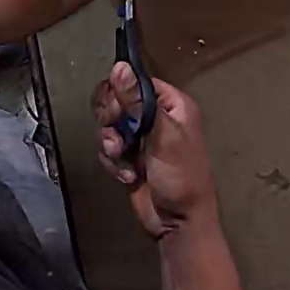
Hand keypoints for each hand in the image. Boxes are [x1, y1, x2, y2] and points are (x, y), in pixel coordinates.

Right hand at [93, 63, 218, 239]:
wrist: (179, 222)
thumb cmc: (181, 175)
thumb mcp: (162, 134)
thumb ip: (137, 101)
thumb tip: (120, 67)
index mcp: (170, 103)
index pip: (135, 82)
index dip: (121, 93)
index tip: (115, 111)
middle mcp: (154, 115)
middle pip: (116, 100)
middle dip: (111, 120)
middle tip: (118, 137)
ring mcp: (140, 137)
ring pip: (108, 125)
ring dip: (111, 143)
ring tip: (122, 159)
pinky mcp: (128, 156)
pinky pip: (108, 148)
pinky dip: (113, 161)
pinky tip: (128, 175)